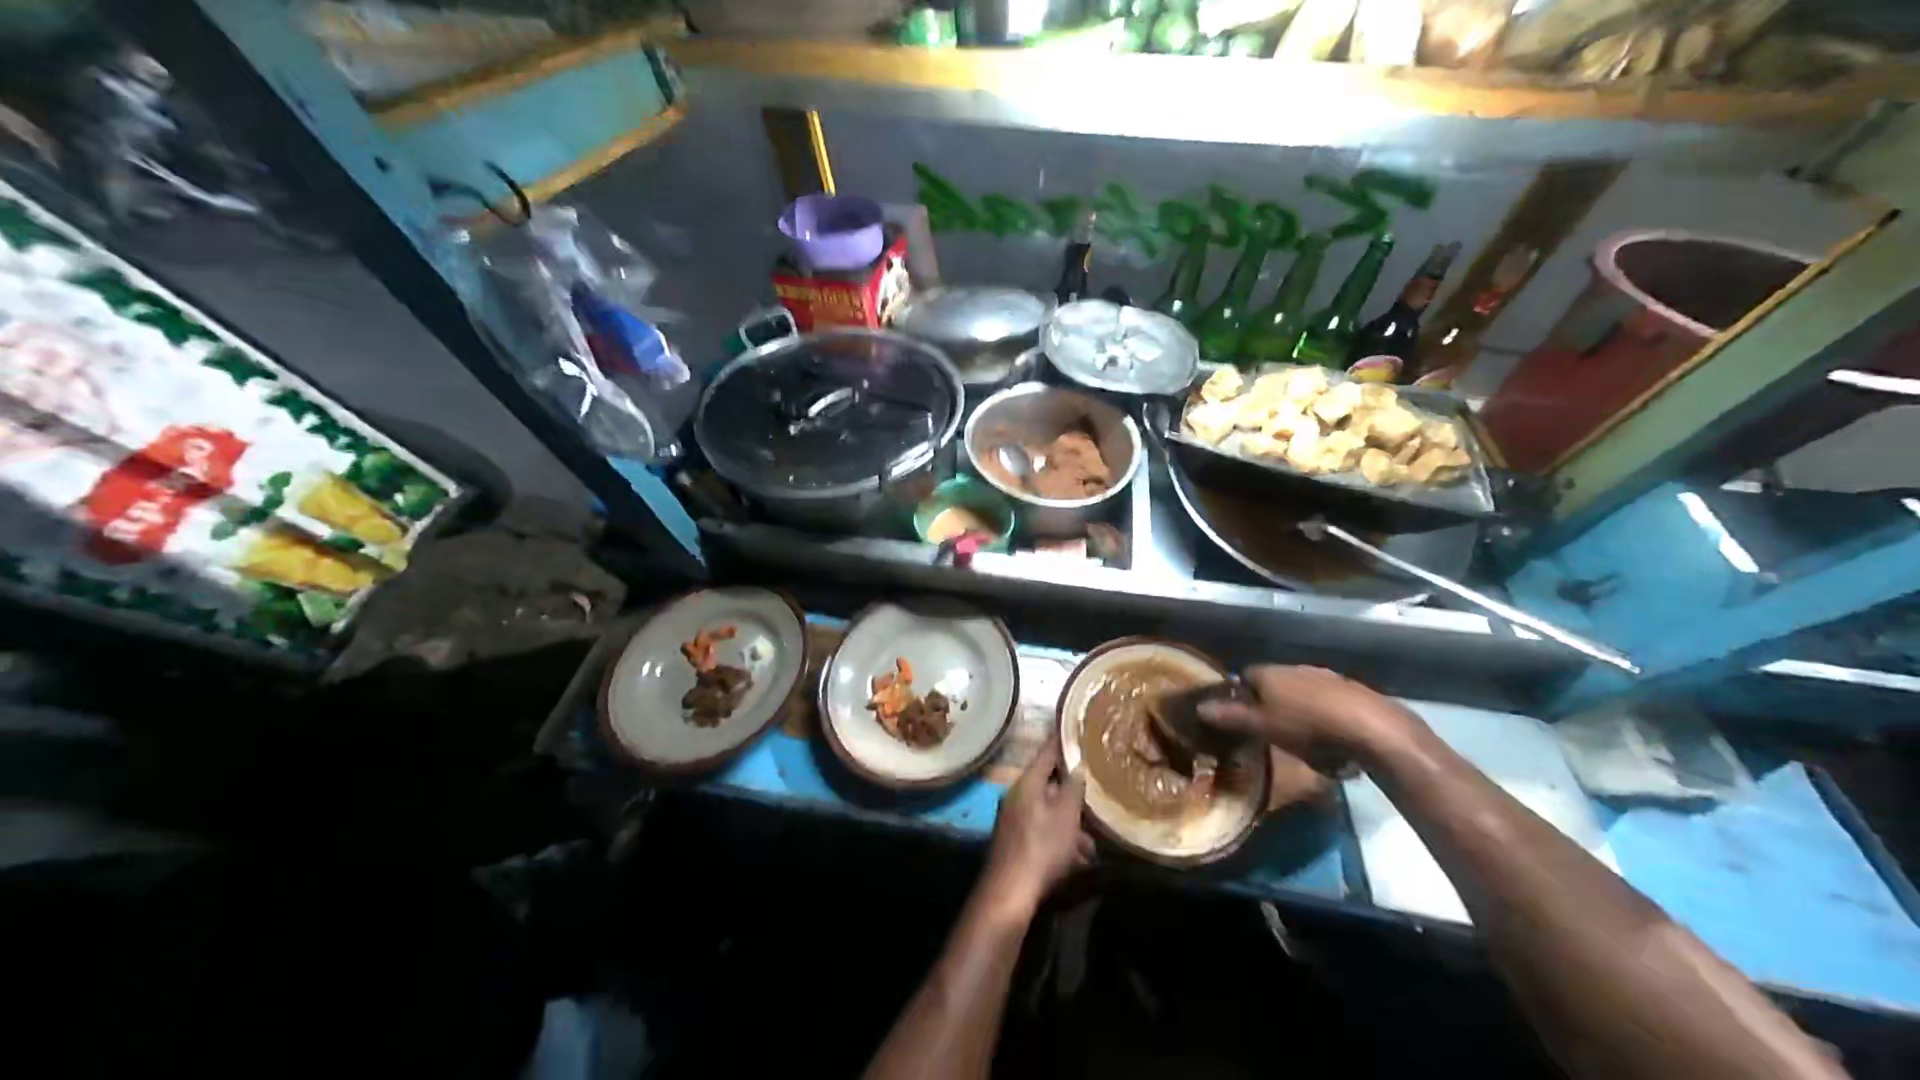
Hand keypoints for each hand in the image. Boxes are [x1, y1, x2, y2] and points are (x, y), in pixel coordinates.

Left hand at [982, 739, 1093, 916]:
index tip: (1076, 731)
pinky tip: (1077, 860)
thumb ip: (1073, 787)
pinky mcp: (1015, 842)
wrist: (1010, 892)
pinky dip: (1060, 841)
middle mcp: (1017, 795)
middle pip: (1050, 785)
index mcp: (1027, 782)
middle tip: (1095, 797)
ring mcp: (1014, 819)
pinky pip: (1042, 832)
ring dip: (1071, 826)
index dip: (1062, 742)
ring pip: (1049, 813)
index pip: (1047, 752)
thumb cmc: (1042, 846)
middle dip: (1073, 796)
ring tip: (1092, 845)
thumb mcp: (1066, 814)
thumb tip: (1076, 767)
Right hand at [1199, 665, 1424, 772]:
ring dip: (1297, 708)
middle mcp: (1297, 667)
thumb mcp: (1264, 727)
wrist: (1374, 729)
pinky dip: (1322, 714)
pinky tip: (1329, 736)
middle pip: (1274, 683)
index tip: (1239, 717)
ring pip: (1301, 691)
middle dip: (1269, 702)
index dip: (1240, 695)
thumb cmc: (1309, 726)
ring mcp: (1327, 676)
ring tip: (1299, 736)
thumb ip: (1232, 717)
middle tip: (1267, 730)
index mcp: (1271, 671)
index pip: (1244, 675)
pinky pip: (1326, 700)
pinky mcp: (1353, 690)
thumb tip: (1200, 706)